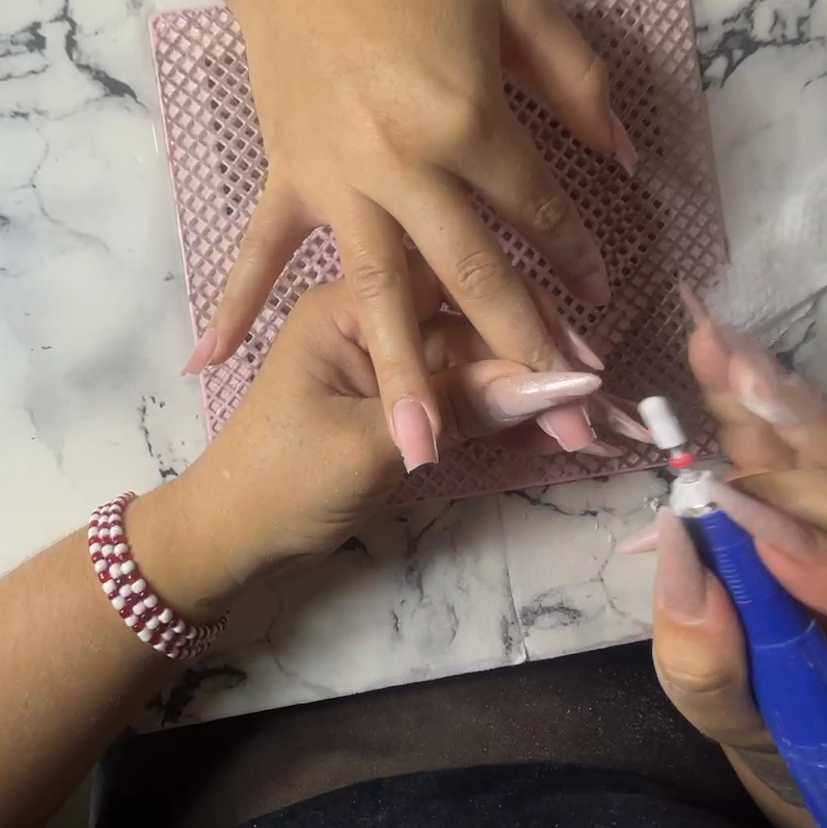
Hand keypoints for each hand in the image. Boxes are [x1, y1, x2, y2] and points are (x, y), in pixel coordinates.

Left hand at [139, 255, 605, 618]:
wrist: (230, 532)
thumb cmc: (283, 481)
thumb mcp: (372, 446)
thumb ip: (461, 409)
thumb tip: (560, 385)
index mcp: (348, 303)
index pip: (452, 295)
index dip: (523, 333)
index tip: (584, 377)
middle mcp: (370, 315)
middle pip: (468, 325)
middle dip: (533, 367)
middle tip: (596, 411)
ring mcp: (381, 354)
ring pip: (469, 360)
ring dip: (522, 394)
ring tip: (582, 425)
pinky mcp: (392, 392)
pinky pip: (454, 390)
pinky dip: (495, 411)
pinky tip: (540, 428)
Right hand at [189, 0, 635, 469]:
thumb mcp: (517, 2)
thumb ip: (578, 80)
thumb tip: (621, 155)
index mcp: (465, 123)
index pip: (536, 210)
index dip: (577, 261)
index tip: (602, 313)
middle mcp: (402, 172)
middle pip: (469, 278)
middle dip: (518, 349)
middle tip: (559, 418)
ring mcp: (336, 187)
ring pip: (377, 293)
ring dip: (400, 373)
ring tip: (417, 448)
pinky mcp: (287, 184)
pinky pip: (259, 253)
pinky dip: (233, 304)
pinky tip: (206, 361)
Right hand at [636, 294, 826, 772]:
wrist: (806, 707)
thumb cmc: (771, 715)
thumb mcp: (728, 714)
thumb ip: (706, 660)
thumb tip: (675, 553)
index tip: (738, 525)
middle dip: (791, 440)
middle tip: (733, 375)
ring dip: (772, 392)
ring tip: (717, 342)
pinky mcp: (820, 487)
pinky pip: (796, 433)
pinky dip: (752, 391)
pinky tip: (718, 350)